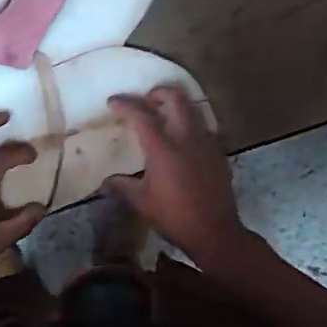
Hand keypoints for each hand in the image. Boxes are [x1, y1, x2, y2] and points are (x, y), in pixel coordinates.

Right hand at [105, 87, 249, 266]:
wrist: (215, 233)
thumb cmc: (175, 217)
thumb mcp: (142, 202)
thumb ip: (123, 185)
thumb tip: (107, 180)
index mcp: (163, 148)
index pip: (141, 115)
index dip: (125, 105)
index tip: (113, 102)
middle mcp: (186, 138)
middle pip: (175, 98)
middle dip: (157, 93)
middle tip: (146, 103)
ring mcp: (206, 143)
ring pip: (193, 109)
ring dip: (176, 106)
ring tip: (164, 117)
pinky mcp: (219, 152)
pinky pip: (203, 128)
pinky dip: (190, 125)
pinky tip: (183, 142)